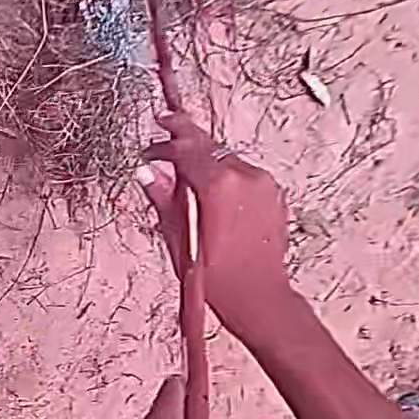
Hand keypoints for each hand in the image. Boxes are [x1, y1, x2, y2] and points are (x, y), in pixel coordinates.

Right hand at [137, 111, 293, 337]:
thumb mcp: (178, 237)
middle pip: (209, 145)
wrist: (258, 295)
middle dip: (184, 135)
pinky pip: (241, 172)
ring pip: (225, 158)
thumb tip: (146, 172)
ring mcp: (263, 184)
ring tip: (181, 160)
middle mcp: (245, 177)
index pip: (187, 149)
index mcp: (219, 185)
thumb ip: (163, 199)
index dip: (166, 143)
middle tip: (164, 123)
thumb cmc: (215, 275)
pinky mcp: (272, 194)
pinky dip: (221, 171)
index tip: (151, 142)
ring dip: (202, 156)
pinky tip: (206, 182)